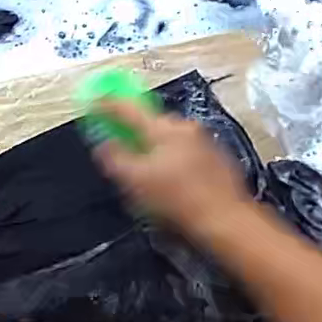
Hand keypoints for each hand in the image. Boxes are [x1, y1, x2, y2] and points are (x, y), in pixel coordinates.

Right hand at [91, 97, 258, 236]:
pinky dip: (174, 161)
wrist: (228, 221)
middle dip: (134, 134)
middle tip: (122, 151)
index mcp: (163, 128)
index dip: (107, 103)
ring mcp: (205, 141)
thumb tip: (103, 144)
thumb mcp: (136, 182)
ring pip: (169, 139)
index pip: (128, 108)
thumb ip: (115, 159)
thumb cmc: (178, 201)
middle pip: (150, 124)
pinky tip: (174, 185)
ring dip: (155, 150)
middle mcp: (185, 127)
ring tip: (149, 178)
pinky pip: (186, 152)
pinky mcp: (218, 158)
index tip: (94, 99)